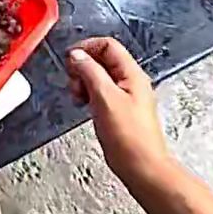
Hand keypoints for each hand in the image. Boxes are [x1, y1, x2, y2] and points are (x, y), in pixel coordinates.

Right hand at [66, 37, 170, 181]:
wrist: (142, 168)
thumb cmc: (130, 138)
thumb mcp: (105, 98)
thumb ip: (90, 72)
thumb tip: (77, 55)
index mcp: (132, 74)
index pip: (108, 45)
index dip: (87, 48)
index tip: (70, 60)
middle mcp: (131, 82)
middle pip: (102, 60)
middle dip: (83, 67)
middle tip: (74, 82)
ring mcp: (126, 97)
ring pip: (100, 77)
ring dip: (84, 82)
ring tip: (79, 97)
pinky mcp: (120, 110)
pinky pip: (101, 93)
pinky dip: (89, 95)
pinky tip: (85, 105)